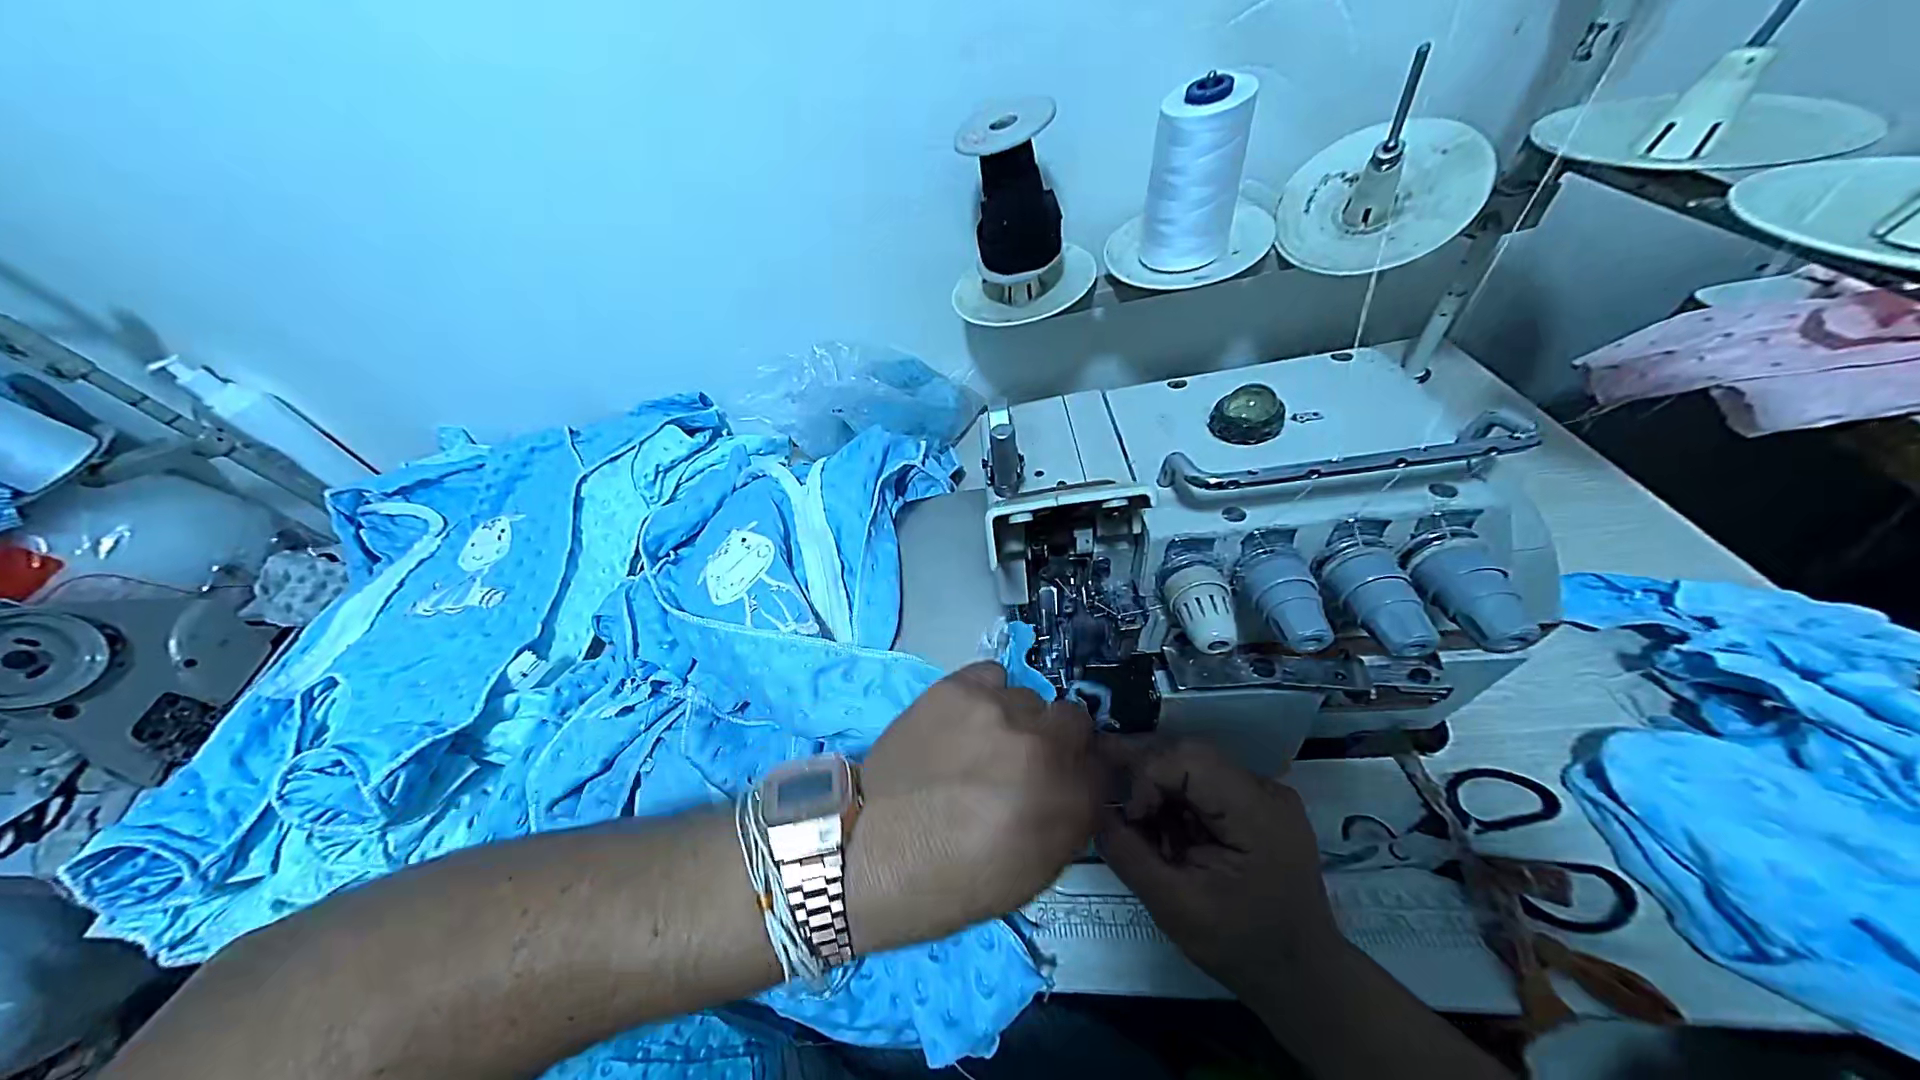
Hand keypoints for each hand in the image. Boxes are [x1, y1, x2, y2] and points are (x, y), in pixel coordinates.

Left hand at [846, 663, 1097, 953]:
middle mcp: (1042, 748)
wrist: (872, 853)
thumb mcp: (1034, 872)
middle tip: (1022, 761)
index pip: (1103, 765)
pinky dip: (985, 695)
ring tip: (981, 743)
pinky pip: (992, 676)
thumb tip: (1079, 783)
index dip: (1081, 773)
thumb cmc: (954, 881)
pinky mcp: (957, 688)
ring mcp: (998, 711)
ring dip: (1016, 721)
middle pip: (1074, 721)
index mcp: (1068, 801)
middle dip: (1056, 742)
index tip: (1062, 779)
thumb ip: (1069, 818)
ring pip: (1030, 699)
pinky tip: (964, 720)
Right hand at [1096, 737, 1344, 1000]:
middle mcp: (1265, 789)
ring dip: (1160, 791)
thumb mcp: (1173, 907)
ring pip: (1194, 768)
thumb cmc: (1240, 945)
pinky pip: (1206, 787)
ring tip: (1141, 825)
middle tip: (1113, 799)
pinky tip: (1165, 832)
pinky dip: (1177, 802)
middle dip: (1146, 776)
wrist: (1301, 977)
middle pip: (1190, 756)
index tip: (1131, 817)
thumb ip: (1128, 854)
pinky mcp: (1256, 808)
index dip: (1147, 775)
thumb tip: (1094, 811)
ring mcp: (1264, 796)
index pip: (1189, 758)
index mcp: (1256, 811)